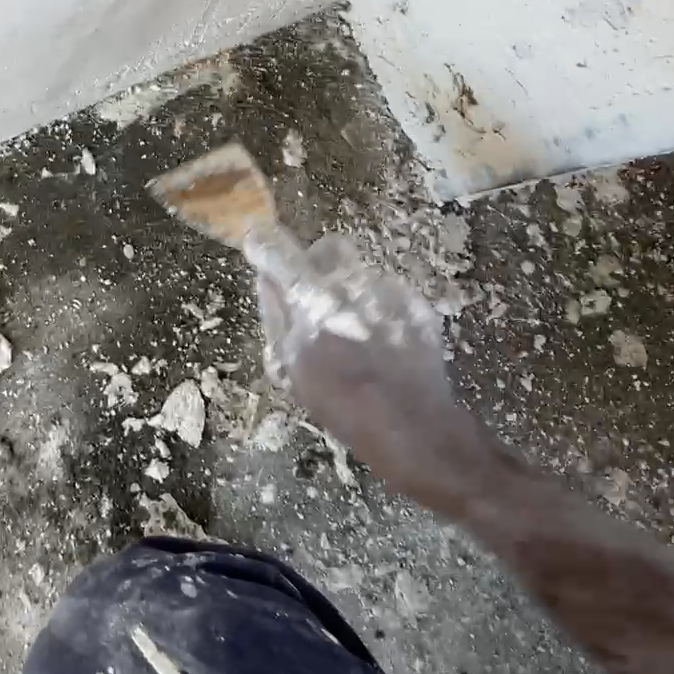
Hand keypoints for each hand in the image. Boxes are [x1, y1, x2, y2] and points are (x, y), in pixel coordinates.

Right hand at [256, 234, 503, 511]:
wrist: (417, 431)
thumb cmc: (343, 407)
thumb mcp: (293, 368)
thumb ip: (276, 316)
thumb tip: (266, 280)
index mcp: (312, 301)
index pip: (279, 253)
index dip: (263, 244)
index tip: (256, 242)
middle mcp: (351, 286)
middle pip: (327, 249)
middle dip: (315, 265)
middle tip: (312, 296)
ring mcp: (390, 293)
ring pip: (360, 273)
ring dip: (349, 290)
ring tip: (352, 331)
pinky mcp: (418, 306)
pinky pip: (388, 292)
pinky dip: (377, 307)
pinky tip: (380, 342)